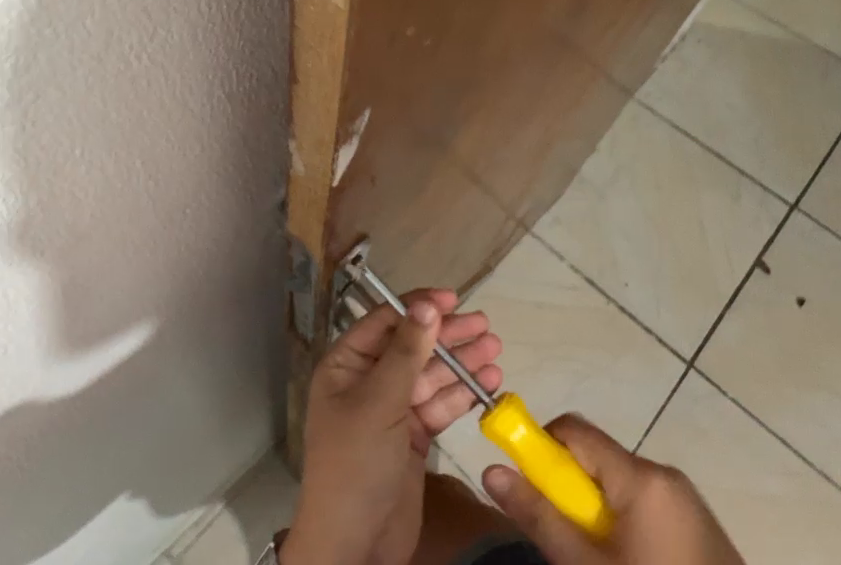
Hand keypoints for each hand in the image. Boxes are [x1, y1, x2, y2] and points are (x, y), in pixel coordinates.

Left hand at [285, 289, 502, 564]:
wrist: (355, 541)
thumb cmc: (356, 462)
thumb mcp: (379, 402)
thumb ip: (406, 353)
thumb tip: (425, 306)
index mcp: (345, 366)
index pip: (384, 323)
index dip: (417, 308)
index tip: (453, 299)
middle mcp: (367, 382)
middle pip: (412, 347)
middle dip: (447, 336)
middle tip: (485, 325)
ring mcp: (390, 411)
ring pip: (429, 377)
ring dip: (460, 364)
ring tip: (495, 348)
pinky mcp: (412, 438)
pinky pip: (438, 406)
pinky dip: (461, 395)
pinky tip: (487, 383)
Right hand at [481, 414, 743, 564]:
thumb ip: (539, 516)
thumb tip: (490, 469)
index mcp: (640, 477)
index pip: (572, 430)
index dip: (538, 448)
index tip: (526, 487)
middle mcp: (665, 476)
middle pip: (595, 460)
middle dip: (568, 490)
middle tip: (562, 540)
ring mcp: (688, 502)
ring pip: (617, 486)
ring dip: (594, 513)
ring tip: (595, 560)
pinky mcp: (701, 526)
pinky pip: (645, 506)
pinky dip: (622, 526)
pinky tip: (627, 564)